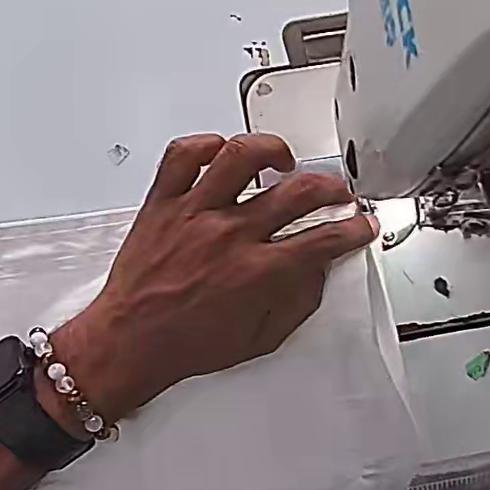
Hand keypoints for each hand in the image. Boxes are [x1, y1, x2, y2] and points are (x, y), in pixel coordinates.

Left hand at [47, 133, 378, 420]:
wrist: (130, 342)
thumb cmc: (185, 344)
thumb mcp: (258, 338)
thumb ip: (296, 303)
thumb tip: (318, 273)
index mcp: (257, 273)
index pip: (324, 239)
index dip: (353, 229)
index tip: (359, 225)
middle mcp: (229, 236)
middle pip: (298, 191)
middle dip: (332, 189)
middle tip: (335, 194)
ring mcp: (194, 214)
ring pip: (242, 155)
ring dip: (273, 151)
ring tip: (281, 162)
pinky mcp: (163, 203)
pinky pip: (183, 155)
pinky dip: (206, 144)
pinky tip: (221, 154)